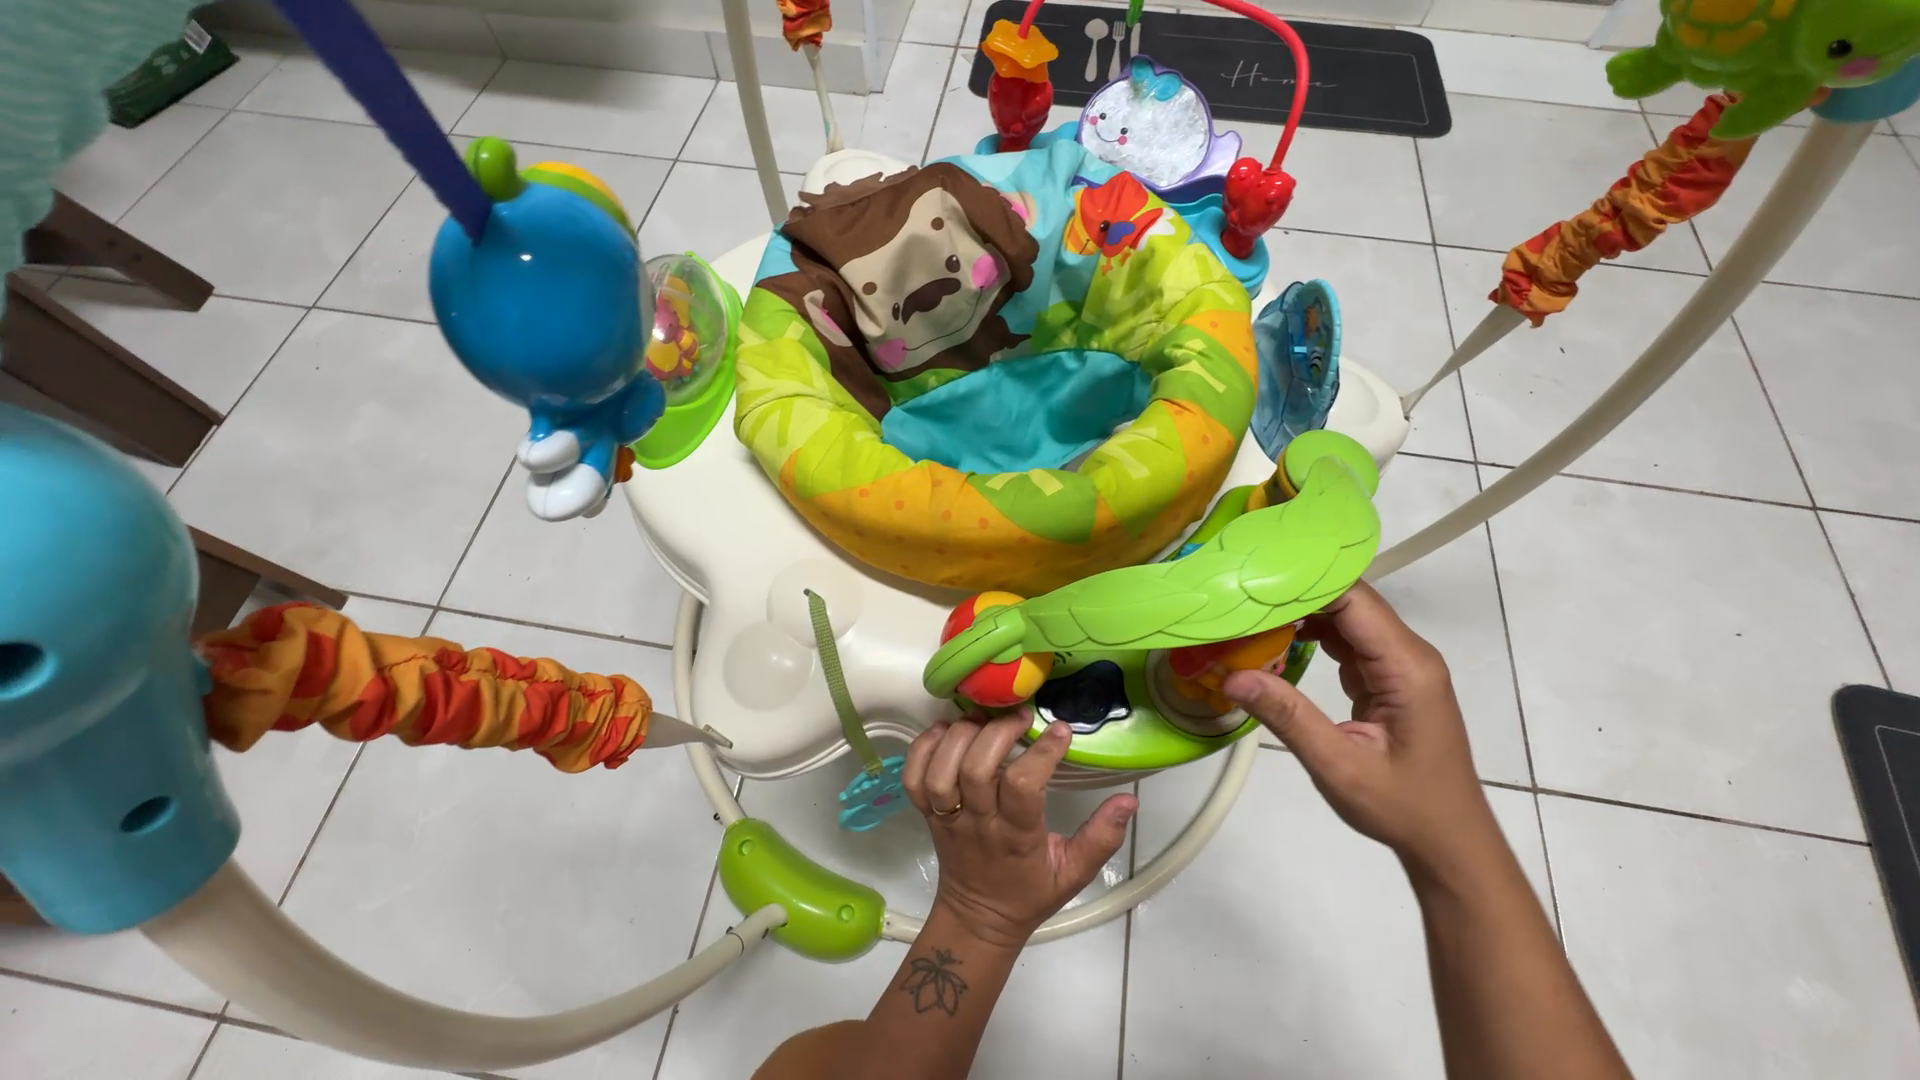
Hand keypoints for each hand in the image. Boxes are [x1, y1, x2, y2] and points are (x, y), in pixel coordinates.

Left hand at [903, 713, 1136, 947]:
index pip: (1023, 788)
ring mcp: (946, 818)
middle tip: (1020, 716)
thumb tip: (1129, 801)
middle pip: (976, 771)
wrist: (977, 919)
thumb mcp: (1074, 873)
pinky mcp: (926, 814)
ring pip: (940, 772)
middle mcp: (978, 824)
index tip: (1060, 730)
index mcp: (1017, 838)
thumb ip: (1101, 838)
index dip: (1041, 753)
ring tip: (982, 718)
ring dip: (959, 737)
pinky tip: (945, 731)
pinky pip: (913, 779)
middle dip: (997, 734)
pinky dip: (922, 749)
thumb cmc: (1029, 893)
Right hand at [1223, 582, 1499, 877]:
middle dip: (1293, 593)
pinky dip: (1308, 634)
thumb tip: (1232, 676)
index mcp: (1406, 666)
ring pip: (1345, 616)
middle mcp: (1408, 653)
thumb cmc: (1402, 807)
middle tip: (1236, 596)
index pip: (1353, 599)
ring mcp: (1399, 664)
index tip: (1251, 581)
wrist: (1449, 842)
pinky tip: (1272, 639)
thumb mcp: (1338, 766)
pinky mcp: (1386, 677)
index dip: (1303, 583)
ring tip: (1245, 613)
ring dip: (1298, 612)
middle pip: (1348, 600)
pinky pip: (1345, 639)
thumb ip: (1288, 716)